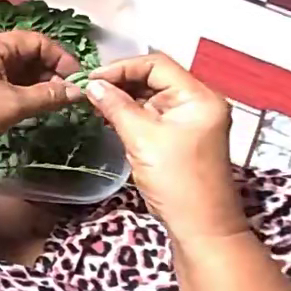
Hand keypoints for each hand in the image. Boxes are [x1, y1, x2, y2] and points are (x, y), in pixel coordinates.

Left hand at [0, 31, 83, 159]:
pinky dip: (28, 92)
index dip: (60, 57)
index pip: (36, 41)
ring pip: (20, 71)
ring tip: (62, 102)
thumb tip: (78, 92)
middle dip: (52, 72)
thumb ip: (47, 96)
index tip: (78, 79)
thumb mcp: (11, 105)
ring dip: (41, 84)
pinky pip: (10, 83)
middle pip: (29, 54)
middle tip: (73, 95)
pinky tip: (42, 106)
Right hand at [81, 54, 245, 239]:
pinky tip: (108, 115)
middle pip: (154, 77)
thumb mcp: (142, 138)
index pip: (157, 64)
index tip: (92, 78)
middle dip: (120, 81)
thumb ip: (116, 106)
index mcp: (199, 97)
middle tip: (89, 89)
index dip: (122, 67)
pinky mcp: (179, 135)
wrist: (201, 226)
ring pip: (150, 95)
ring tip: (94, 101)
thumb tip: (91, 85)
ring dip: (122, 96)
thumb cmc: (177, 180)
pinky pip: (150, 113)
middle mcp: (197, 102)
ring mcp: (189, 119)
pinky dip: (129, 112)